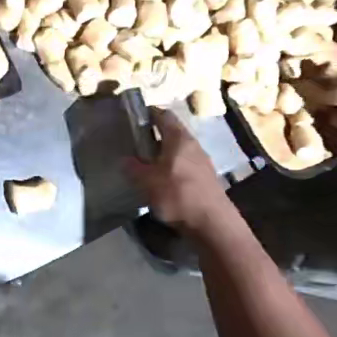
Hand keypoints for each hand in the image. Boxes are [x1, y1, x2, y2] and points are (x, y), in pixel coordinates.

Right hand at [125, 107, 231, 234]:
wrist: (212, 223)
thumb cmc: (177, 195)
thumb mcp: (147, 182)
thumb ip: (134, 168)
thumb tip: (124, 159)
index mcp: (178, 139)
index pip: (163, 115)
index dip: (149, 113)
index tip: (134, 117)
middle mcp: (192, 145)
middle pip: (171, 132)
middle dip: (153, 135)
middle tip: (135, 143)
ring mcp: (201, 161)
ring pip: (178, 149)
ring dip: (162, 152)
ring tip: (144, 163)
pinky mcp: (204, 177)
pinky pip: (183, 164)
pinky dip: (170, 166)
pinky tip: (161, 180)